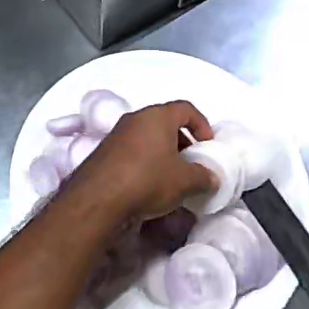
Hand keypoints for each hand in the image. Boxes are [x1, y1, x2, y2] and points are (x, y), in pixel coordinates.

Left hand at [63, 100, 213, 221]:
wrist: (98, 199)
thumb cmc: (148, 180)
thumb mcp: (185, 181)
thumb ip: (204, 176)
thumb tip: (210, 177)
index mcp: (156, 116)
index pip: (185, 108)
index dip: (201, 124)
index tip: (208, 145)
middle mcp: (134, 119)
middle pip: (164, 123)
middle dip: (182, 141)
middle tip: (192, 163)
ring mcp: (116, 135)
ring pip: (147, 138)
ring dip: (163, 154)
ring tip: (173, 178)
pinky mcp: (104, 153)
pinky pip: (132, 151)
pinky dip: (145, 162)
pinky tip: (150, 186)